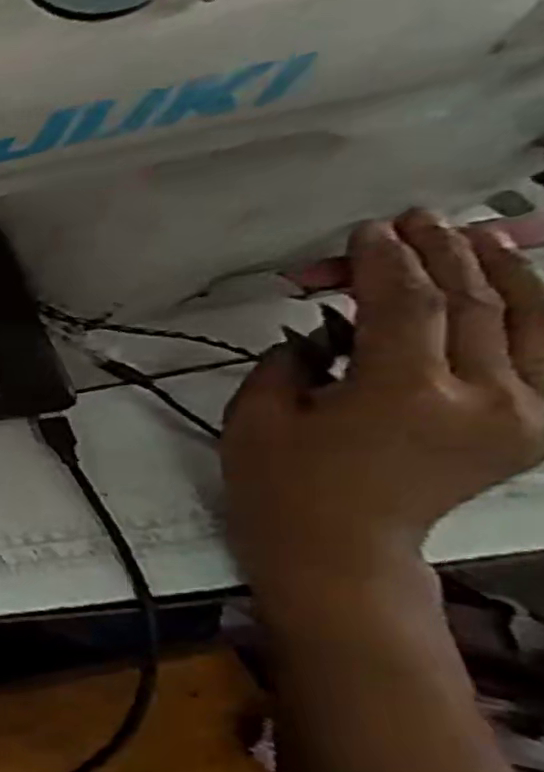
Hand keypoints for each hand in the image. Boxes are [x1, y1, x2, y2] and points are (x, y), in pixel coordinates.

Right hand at [223, 210, 543, 586]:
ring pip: (530, 319)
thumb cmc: (281, 487)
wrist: (338, 548)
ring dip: (500, 271)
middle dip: (440, 255)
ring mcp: (523, 413)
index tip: (366, 233)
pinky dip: (531, 312)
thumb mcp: (256, 419)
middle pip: (473, 303)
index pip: (406, 305)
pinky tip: (509, 287)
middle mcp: (483, 398)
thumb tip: (322, 331)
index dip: (385, 262)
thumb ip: (289, 362)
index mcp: (403, 396)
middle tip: (413, 222)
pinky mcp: (533, 426)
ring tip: (472, 236)